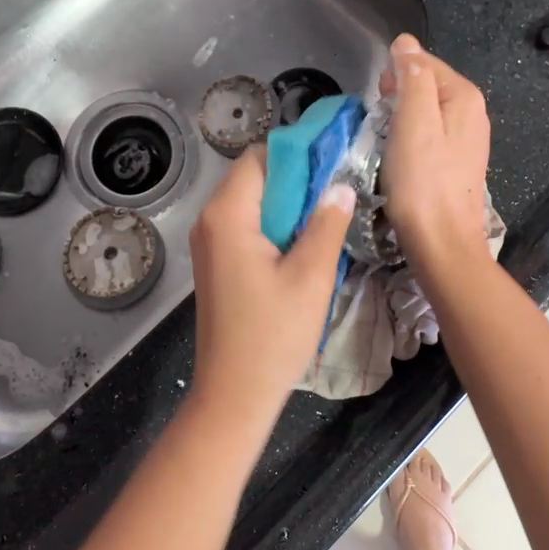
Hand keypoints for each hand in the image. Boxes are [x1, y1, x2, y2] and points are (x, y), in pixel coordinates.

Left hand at [187, 147, 353, 424]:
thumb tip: (341, 185)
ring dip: (285, 206)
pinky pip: (244, 226)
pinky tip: (300, 247)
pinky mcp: (214, 262)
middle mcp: (209, 220)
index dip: (296, 156)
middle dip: (294, 181)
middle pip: (253, 177)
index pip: (259, 157)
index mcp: (227, 214)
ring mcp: (207, 242)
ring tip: (323, 222)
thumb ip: (326, 224)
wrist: (233, 393)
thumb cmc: (273, 335)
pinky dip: (271, 226)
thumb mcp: (311, 277)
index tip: (332, 166)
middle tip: (335, 197)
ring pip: (250, 202)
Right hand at [380, 33, 492, 271]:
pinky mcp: (454, 161)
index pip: (423, 61)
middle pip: (425, 83)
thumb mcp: (412, 122)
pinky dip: (408, 135)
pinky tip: (397, 153)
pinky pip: (427, 132)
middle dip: (397, 93)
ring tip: (384, 135)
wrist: (441, 242)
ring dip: (400, 115)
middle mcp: (472, 113)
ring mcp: (466, 138)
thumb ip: (412, 78)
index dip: (395, 73)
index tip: (377, 98)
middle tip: (379, 117)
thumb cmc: (422, 181)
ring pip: (424, 109)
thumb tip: (405, 42)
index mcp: (464, 97)